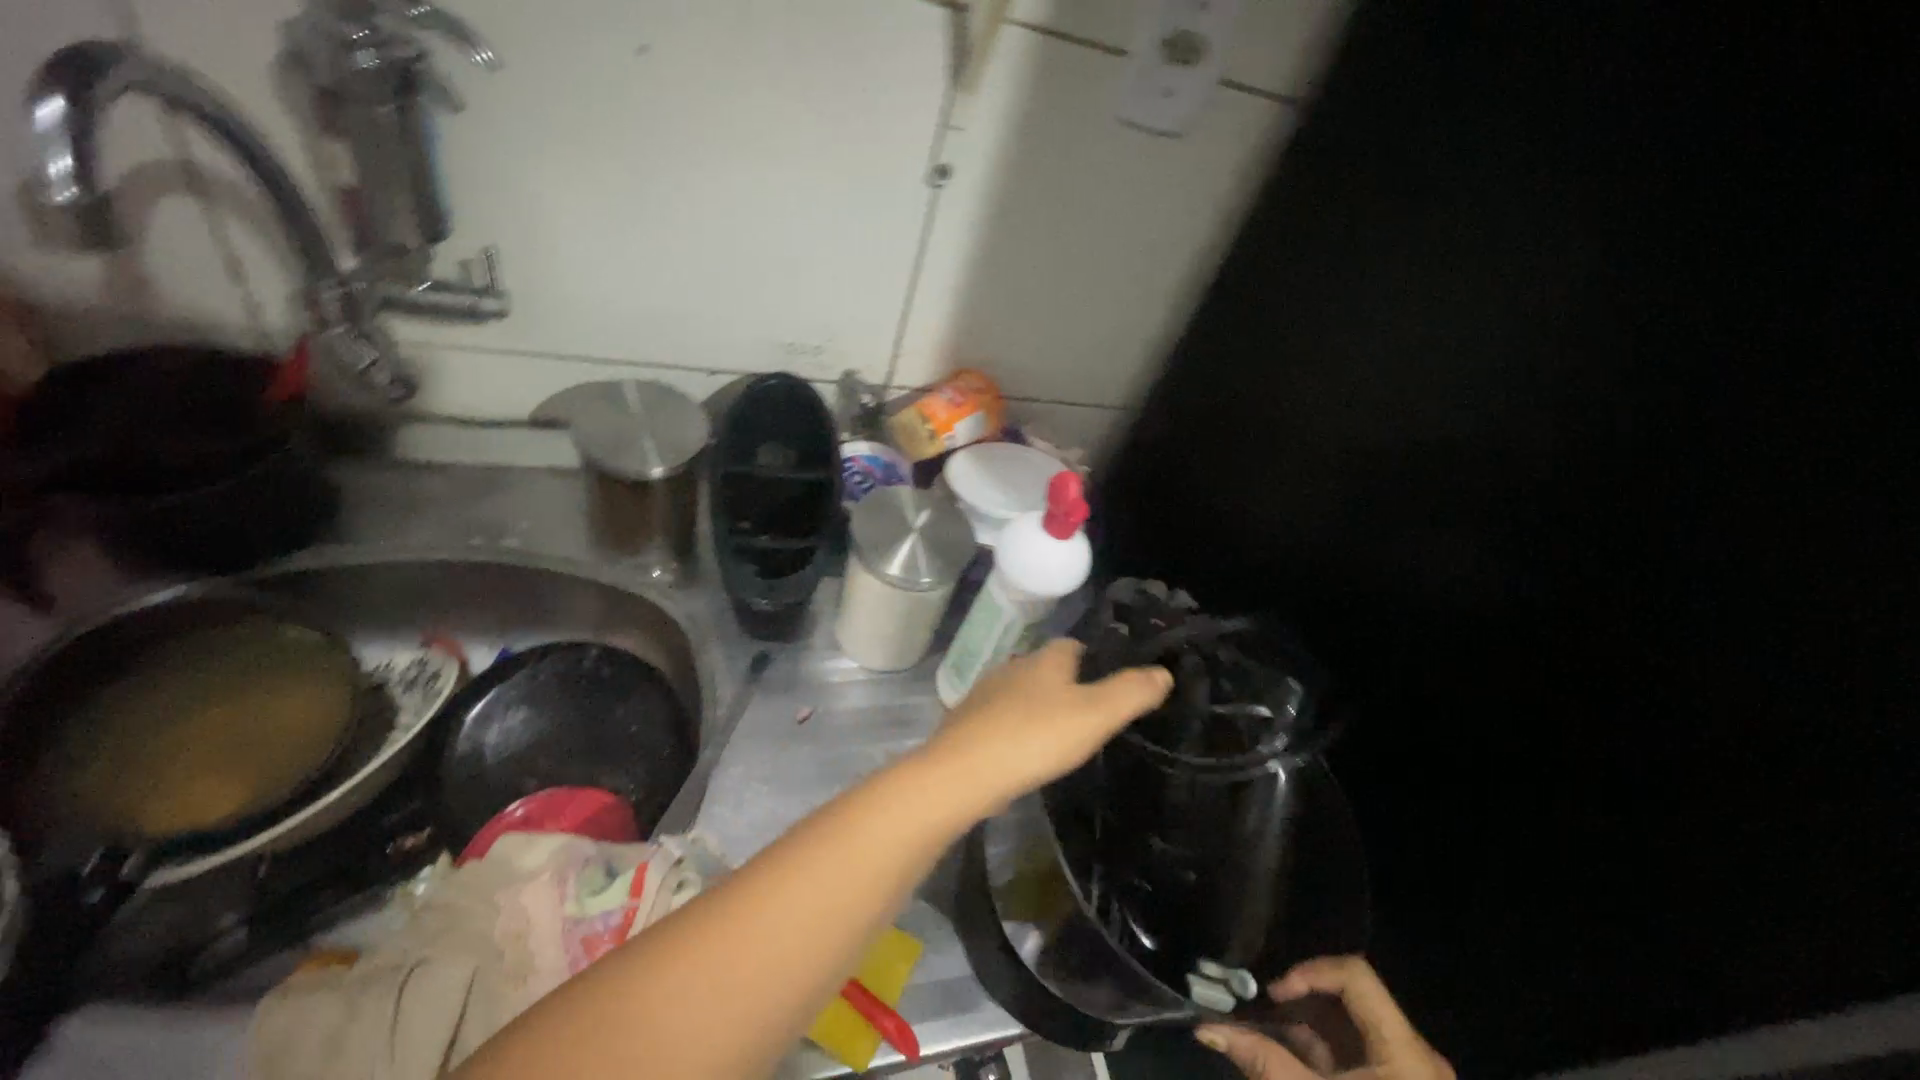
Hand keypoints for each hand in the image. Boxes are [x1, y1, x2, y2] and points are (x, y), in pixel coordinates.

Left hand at [921, 638, 1170, 813]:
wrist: (964, 773)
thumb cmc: (1035, 737)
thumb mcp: (1096, 715)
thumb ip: (1131, 692)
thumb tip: (1163, 672)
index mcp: (1045, 657)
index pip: (1076, 646)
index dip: (1098, 662)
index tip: (1115, 686)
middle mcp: (1012, 666)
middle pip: (1048, 670)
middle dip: (1069, 687)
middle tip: (1094, 718)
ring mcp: (985, 694)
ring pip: (1023, 695)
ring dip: (1041, 710)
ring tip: (1063, 739)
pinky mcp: (969, 723)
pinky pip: (1002, 721)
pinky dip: (1017, 732)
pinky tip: (1026, 755)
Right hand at [1196, 957, 1452, 1079]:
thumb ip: (1262, 1061)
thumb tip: (1208, 1030)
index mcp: (1404, 1050)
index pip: (1355, 975)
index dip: (1309, 972)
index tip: (1273, 995)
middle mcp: (1415, 1052)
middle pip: (1351, 999)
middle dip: (1300, 1003)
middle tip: (1263, 1016)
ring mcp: (1410, 1071)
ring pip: (1352, 1025)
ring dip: (1307, 1026)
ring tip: (1271, 1041)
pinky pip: (1359, 1051)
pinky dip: (1322, 1050)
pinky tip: (1293, 1062)